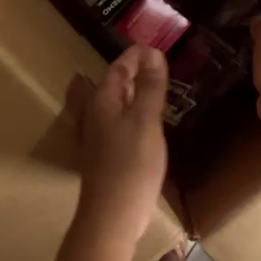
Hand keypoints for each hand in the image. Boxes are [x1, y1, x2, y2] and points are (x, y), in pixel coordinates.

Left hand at [72, 45, 169, 238]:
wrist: (113, 215)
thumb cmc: (131, 164)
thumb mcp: (146, 120)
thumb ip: (150, 87)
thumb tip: (153, 54)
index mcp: (103, 100)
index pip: (119, 66)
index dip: (137, 54)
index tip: (159, 44)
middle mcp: (97, 114)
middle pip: (116, 83)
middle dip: (136, 70)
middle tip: (163, 62)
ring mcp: (101, 135)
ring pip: (119, 103)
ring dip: (137, 91)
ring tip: (160, 84)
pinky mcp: (110, 154)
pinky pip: (123, 122)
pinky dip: (137, 112)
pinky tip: (151, 120)